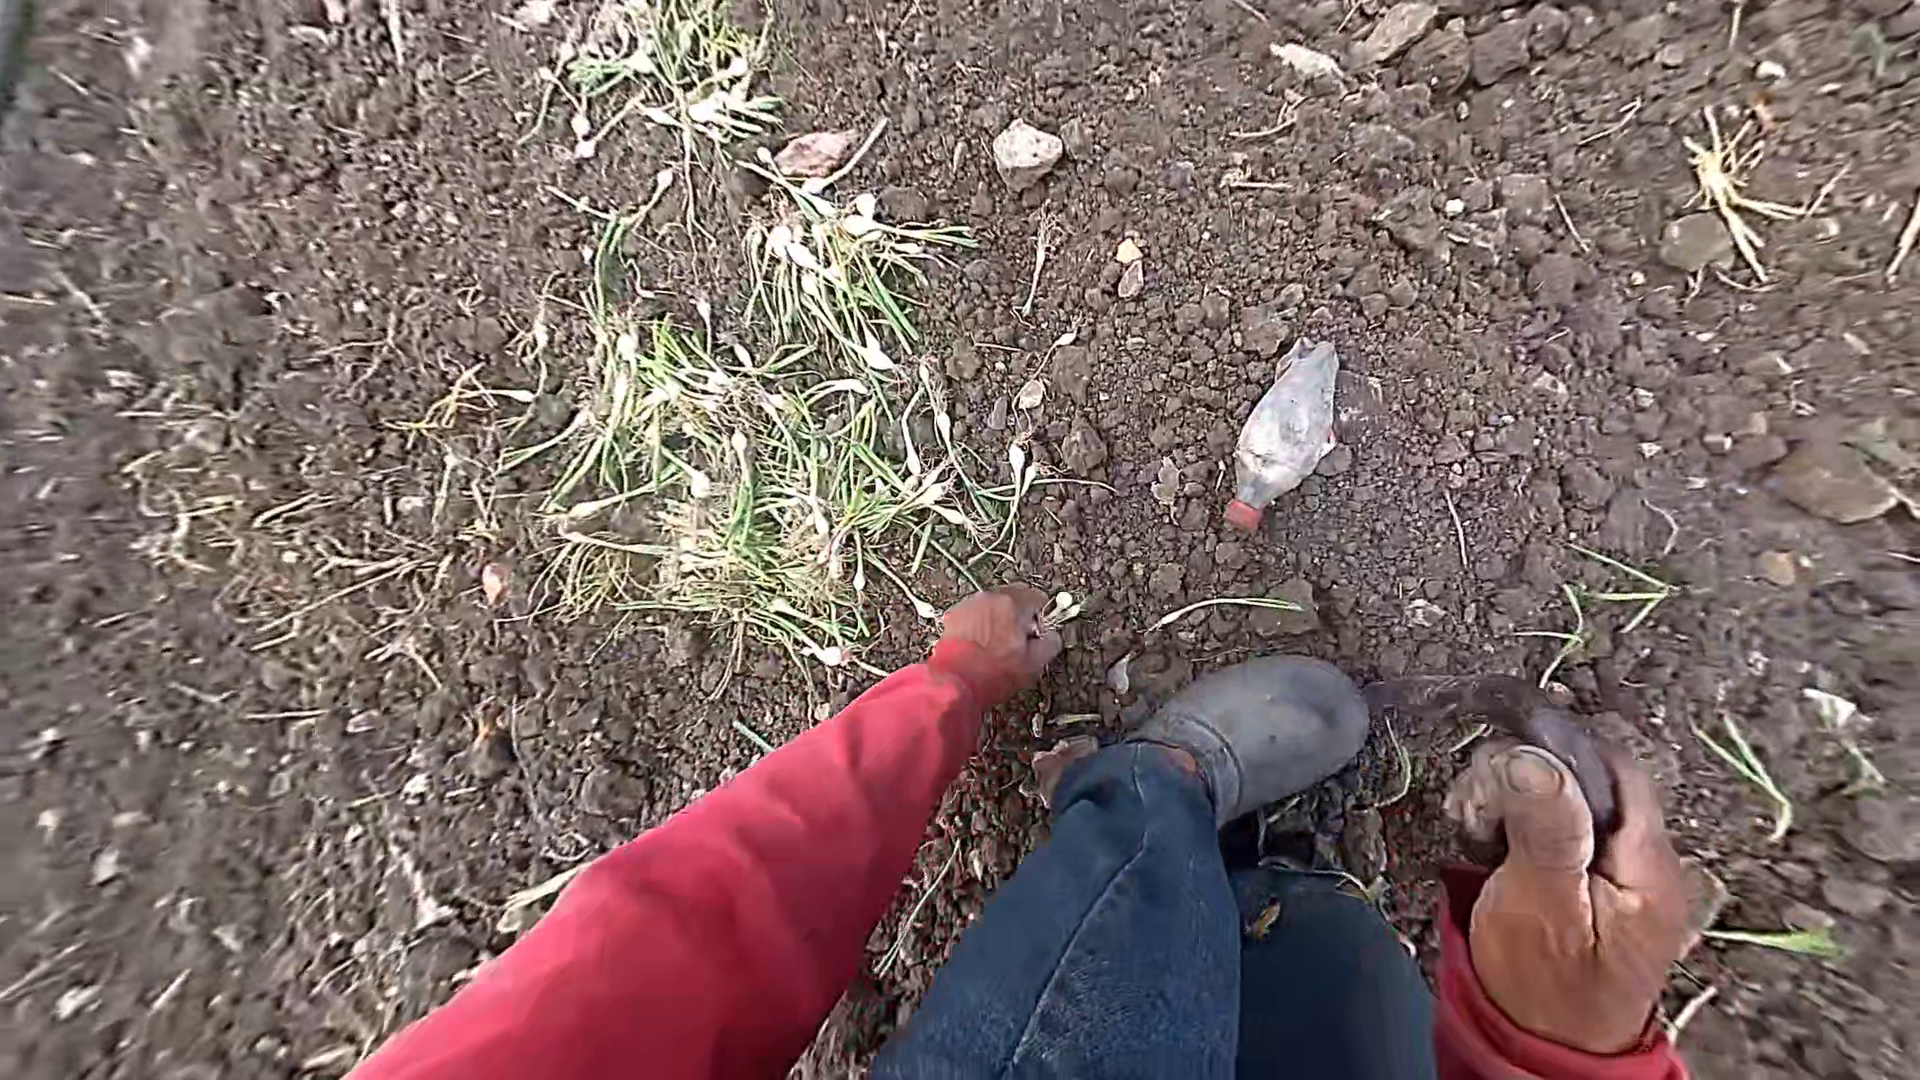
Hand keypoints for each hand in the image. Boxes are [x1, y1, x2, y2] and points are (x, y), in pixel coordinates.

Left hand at [929, 585, 1061, 704]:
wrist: (955, 681)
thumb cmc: (992, 673)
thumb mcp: (1034, 663)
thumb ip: (1050, 643)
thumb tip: (1053, 636)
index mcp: (1013, 604)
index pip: (1038, 599)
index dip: (1042, 619)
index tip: (1038, 633)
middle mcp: (990, 598)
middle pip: (1013, 600)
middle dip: (1018, 618)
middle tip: (1018, 643)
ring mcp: (970, 605)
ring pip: (992, 607)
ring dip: (997, 621)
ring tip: (995, 648)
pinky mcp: (954, 616)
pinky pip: (974, 615)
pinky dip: (978, 626)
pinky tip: (978, 647)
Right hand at [1447, 742, 1689, 1053]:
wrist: (1536, 1031)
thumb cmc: (1542, 974)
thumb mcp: (1542, 902)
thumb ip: (1544, 831)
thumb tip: (1532, 759)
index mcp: (1645, 863)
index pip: (1614, 770)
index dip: (1556, 751)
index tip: (1499, 756)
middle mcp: (1631, 853)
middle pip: (1574, 777)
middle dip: (1513, 777)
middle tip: (1475, 807)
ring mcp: (1599, 859)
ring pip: (1546, 791)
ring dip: (1497, 795)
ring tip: (1472, 826)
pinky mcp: (1567, 864)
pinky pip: (1533, 815)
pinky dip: (1497, 813)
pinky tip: (1477, 834)